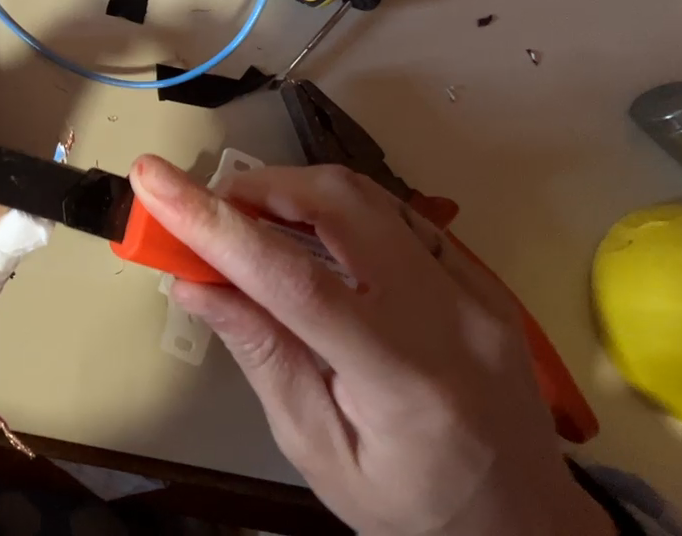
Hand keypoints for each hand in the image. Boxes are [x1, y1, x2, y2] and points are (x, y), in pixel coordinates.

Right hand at [131, 156, 610, 535]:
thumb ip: (261, 355)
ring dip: (288, 190)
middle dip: (255, 188)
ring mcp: (475, 291)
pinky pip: (393, 212)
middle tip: (205, 209)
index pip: (294, 280)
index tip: (152, 181)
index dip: (214, 224)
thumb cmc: (410, 504)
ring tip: (246, 221)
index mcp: (403, 381)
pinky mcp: (479, 277)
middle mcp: (450, 320)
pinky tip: (304, 236)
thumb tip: (193, 281)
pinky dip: (329, 206)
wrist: (530, 527)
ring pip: (365, 195)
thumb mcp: (317, 448)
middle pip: (338, 207)